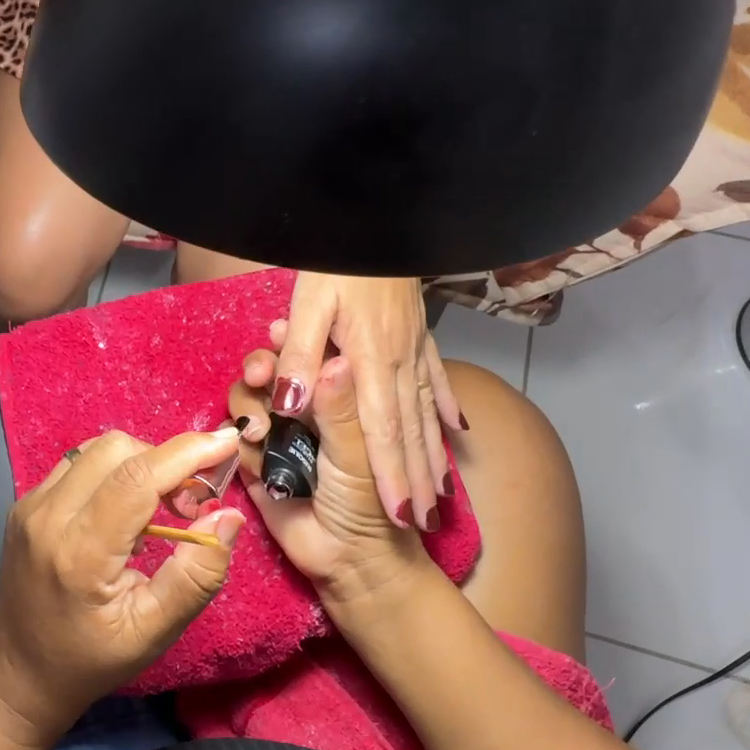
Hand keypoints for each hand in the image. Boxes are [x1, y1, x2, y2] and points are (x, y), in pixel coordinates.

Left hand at [0, 429, 246, 744]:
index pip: (136, 479)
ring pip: (96, 449)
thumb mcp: (152, 632)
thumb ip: (195, 576)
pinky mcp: (25, 502)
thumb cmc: (88, 659)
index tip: (228, 442)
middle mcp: (47, 516)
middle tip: (193, 501)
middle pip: (116, 450)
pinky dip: (113, 472)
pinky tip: (126, 510)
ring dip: (140, 463)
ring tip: (163, 505)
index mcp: (78, 553)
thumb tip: (227, 515)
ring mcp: (30, 504)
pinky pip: (77, 463)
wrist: (17, 671)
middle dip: (166, 460)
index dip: (186, 453)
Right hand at [230, 342, 431, 624]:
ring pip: (246, 401)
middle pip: (269, 373)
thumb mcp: (358, 453)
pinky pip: (232, 440)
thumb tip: (333, 357)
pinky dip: (237, 443)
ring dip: (247, 407)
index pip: (308, 357)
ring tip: (259, 430)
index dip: (291, 341)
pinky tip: (252, 456)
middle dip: (260, 369)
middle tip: (258, 375)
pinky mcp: (252, 462)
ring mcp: (276, 435)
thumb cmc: (368, 504)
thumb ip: (341, 409)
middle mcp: (304, 411)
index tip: (279, 332)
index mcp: (337, 400)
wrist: (347, 561)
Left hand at [272, 273, 462, 530]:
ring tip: (443, 495)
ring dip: (434, 456)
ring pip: (427, 413)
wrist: (376, 224)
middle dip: (417, 480)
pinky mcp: (419, 335)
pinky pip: (437, 380)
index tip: (401, 515)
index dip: (392, 474)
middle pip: (410, 431)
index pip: (382, 429)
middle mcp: (401, 362)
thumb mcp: (307, 304)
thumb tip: (292, 404)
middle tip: (427, 524)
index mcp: (371, 360)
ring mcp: (416, 349)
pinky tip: (458, 432)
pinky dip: (446, 409)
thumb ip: (300, 355)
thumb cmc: (336, 263)